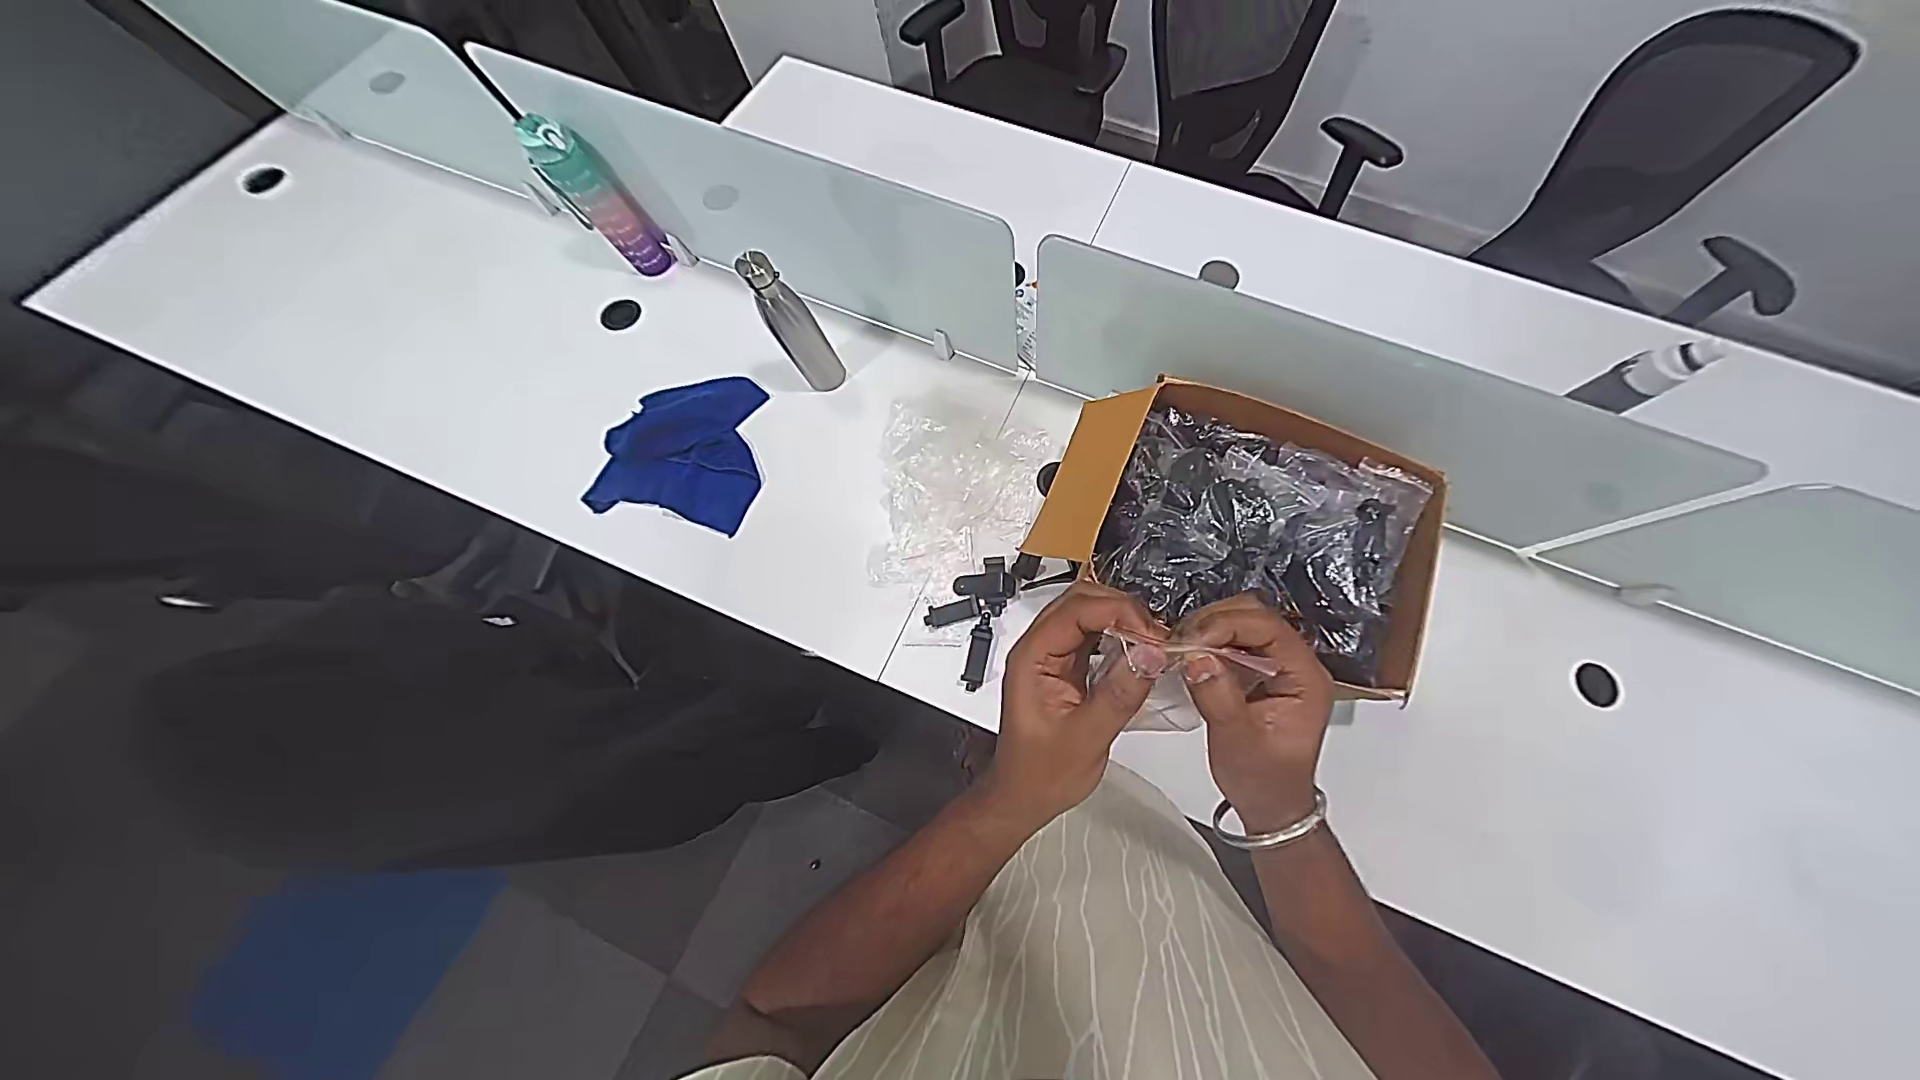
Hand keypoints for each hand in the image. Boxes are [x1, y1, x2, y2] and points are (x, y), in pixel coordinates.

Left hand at [985, 582, 1164, 828]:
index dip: (1117, 612)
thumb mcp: (1086, 738)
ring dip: (1123, 619)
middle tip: (1156, 635)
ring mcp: (1052, 655)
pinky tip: (1139, 651)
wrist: (1024, 793)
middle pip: (1080, 600)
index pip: (1075, 610)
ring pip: (1088, 612)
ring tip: (1152, 642)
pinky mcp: (1066, 665)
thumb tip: (1149, 655)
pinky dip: (1120, 635)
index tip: (1150, 632)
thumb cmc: (1039, 772)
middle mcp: (1038, 649)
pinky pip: (1094, 635)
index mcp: (1031, 658)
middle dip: (1122, 608)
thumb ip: (1119, 694)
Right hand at [1176, 592, 1334, 831]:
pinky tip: (1188, 656)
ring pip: (1240, 620)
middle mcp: (1294, 664)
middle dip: (1213, 621)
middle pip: (1254, 615)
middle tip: (1181, 641)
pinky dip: (1205, 640)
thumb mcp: (1237, 743)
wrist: (1270, 802)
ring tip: (1181, 649)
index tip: (1191, 639)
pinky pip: (1229, 638)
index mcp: (1304, 678)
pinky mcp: (1255, 668)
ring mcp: (1275, 664)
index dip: (1226, 625)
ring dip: (1206, 628)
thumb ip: (1218, 698)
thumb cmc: (1264, 780)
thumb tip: (1197, 658)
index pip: (1268, 628)